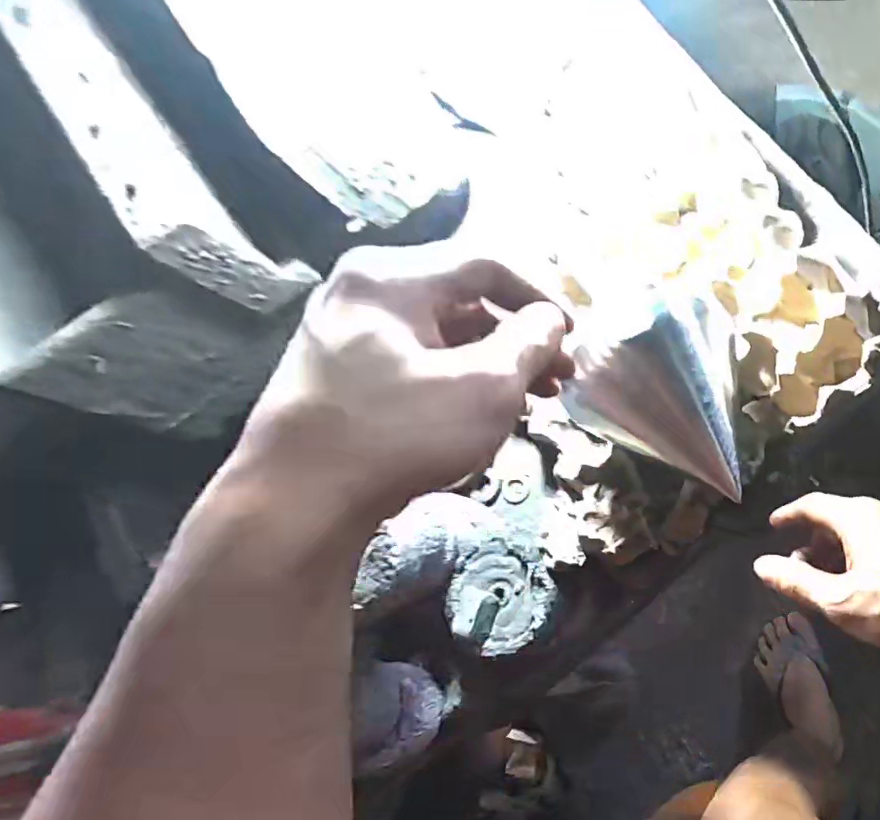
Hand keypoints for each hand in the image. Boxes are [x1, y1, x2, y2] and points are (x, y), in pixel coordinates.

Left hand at [234, 244, 571, 529]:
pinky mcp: (349, 370)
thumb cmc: (406, 432)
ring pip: (446, 333)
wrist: (306, 493)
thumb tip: (550, 321)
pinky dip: (466, 376)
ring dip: (500, 361)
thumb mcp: (488, 386)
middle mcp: (367, 292)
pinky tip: (491, 408)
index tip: (574, 335)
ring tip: (536, 396)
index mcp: (394, 280)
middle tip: (561, 374)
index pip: (486, 266)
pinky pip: (424, 358)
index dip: (541, 299)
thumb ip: (529, 344)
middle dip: (523, 337)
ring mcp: (352, 331)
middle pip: (466, 300)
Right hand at [752, 494, 879, 652]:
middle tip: (794, 568)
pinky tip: (851, 583)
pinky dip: (851, 556)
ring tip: (820, 582)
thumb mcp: (839, 600)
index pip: (812, 504)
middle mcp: (878, 513)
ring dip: (830, 552)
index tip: (772, 527)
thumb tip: (761, 565)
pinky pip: (870, 540)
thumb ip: (797, 582)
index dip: (788, 515)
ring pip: (852, 531)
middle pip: (833, 517)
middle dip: (809, 540)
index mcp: (858, 517)